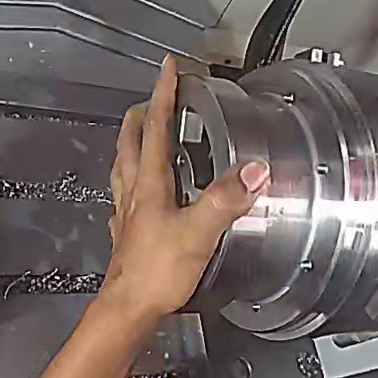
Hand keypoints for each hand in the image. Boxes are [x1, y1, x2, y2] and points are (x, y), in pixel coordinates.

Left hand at [102, 57, 267, 322]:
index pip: (154, 126)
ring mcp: (128, 212)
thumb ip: (225, 200)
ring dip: (134, 142)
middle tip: (155, 98)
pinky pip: (127, 194)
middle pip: (131, 140)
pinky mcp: (129, 232)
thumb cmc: (156, 272)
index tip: (169, 69)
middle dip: (143, 113)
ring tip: (143, 132)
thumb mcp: (198, 233)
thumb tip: (252, 171)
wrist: (130, 308)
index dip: (163, 94)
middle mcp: (134, 192)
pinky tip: (139, 189)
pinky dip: (134, 178)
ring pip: (124, 165)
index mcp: (149, 183)